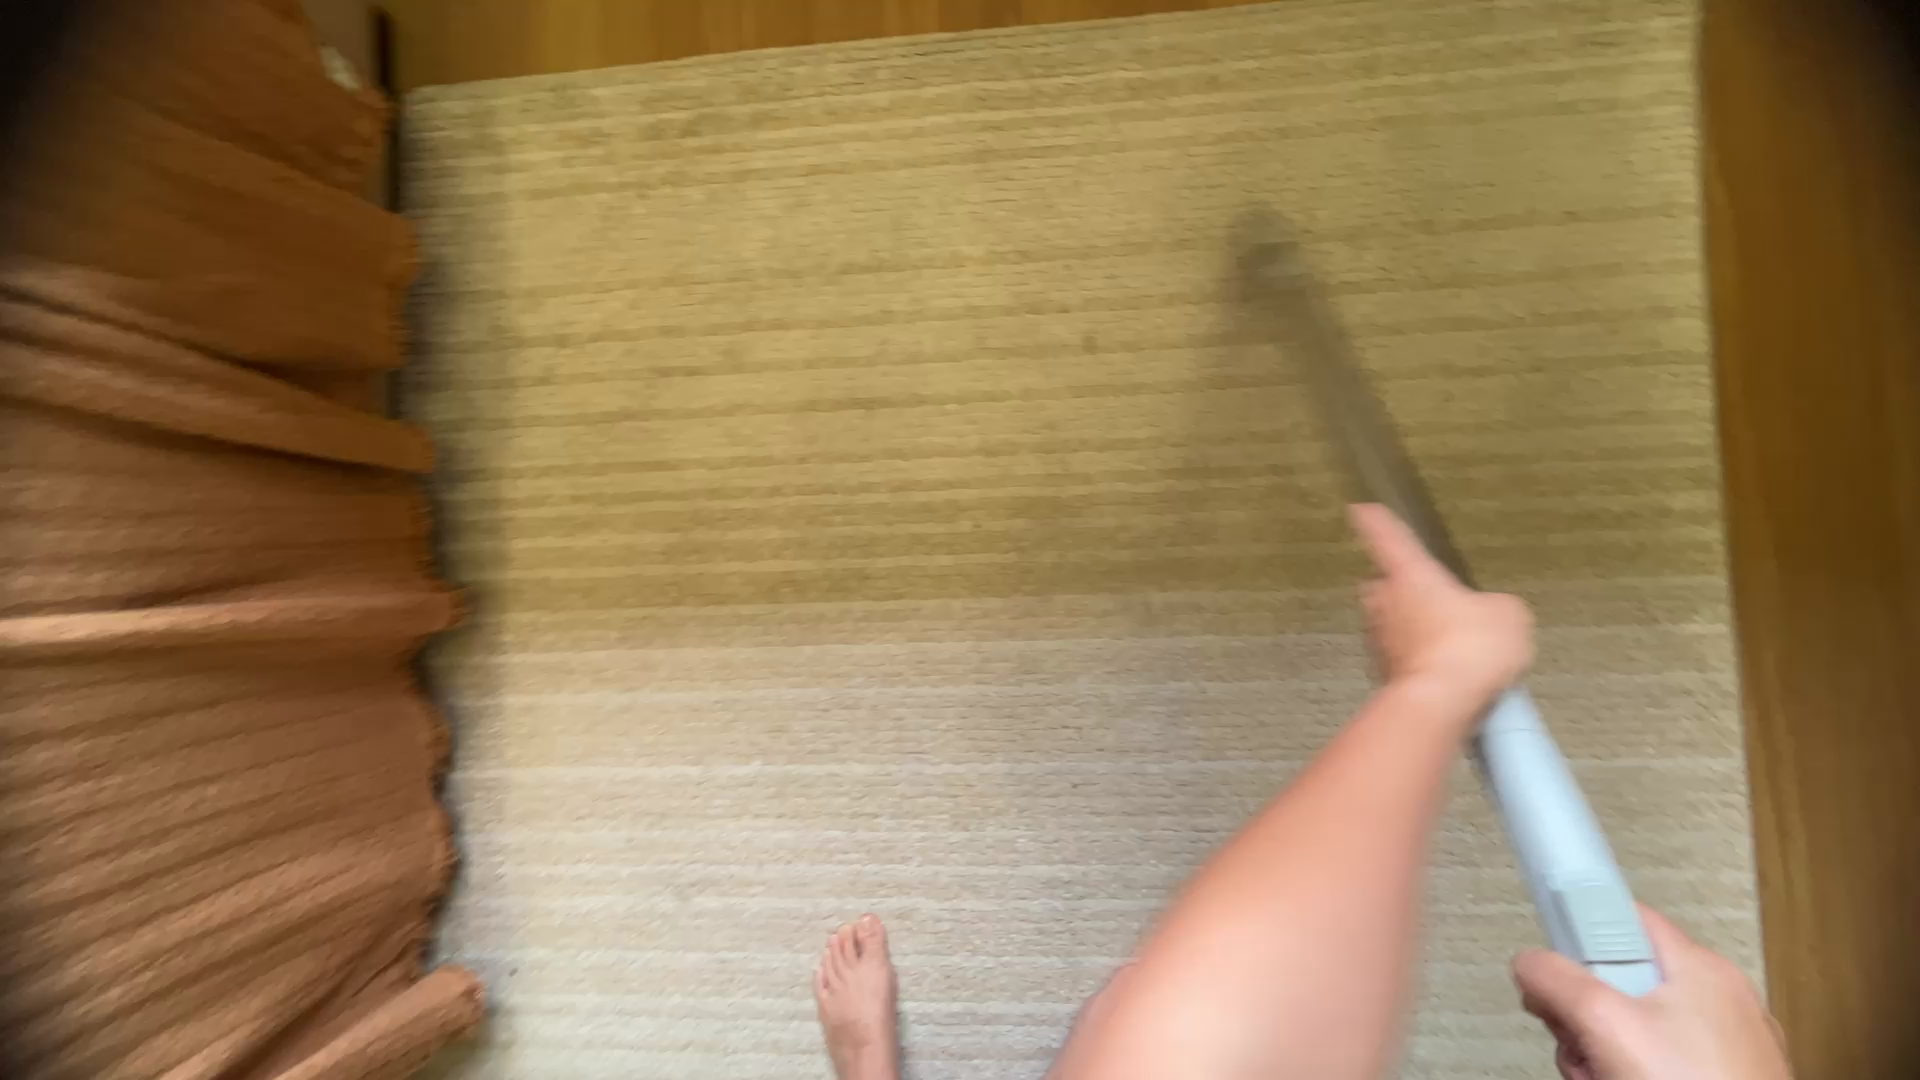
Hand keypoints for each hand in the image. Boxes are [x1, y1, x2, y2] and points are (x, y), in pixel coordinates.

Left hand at [1348, 503, 1532, 705]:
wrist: (1439, 699)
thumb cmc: (1470, 646)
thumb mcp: (1506, 614)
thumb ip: (1493, 605)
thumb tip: (1486, 613)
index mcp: (1410, 575)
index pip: (1389, 539)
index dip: (1377, 523)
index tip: (1360, 508)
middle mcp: (1384, 600)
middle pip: (1385, 585)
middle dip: (1403, 590)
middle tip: (1435, 601)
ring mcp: (1377, 635)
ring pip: (1391, 622)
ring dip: (1412, 628)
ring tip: (1450, 643)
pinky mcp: (1380, 667)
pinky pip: (1399, 654)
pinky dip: (1417, 657)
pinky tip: (1444, 670)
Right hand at [1513, 905, 1790, 1079]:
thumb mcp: (1600, 1018)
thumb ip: (1550, 974)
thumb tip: (1528, 963)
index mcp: (1701, 967)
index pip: (1617, 912)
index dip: (1575, 930)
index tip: (1553, 958)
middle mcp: (1717, 999)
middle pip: (1611, 973)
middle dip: (1577, 1006)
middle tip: (1574, 1030)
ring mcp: (1721, 1045)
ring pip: (1623, 1020)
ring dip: (1592, 1043)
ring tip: (1598, 1070)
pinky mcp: (1716, 1078)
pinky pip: (1647, 1055)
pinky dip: (1620, 1067)